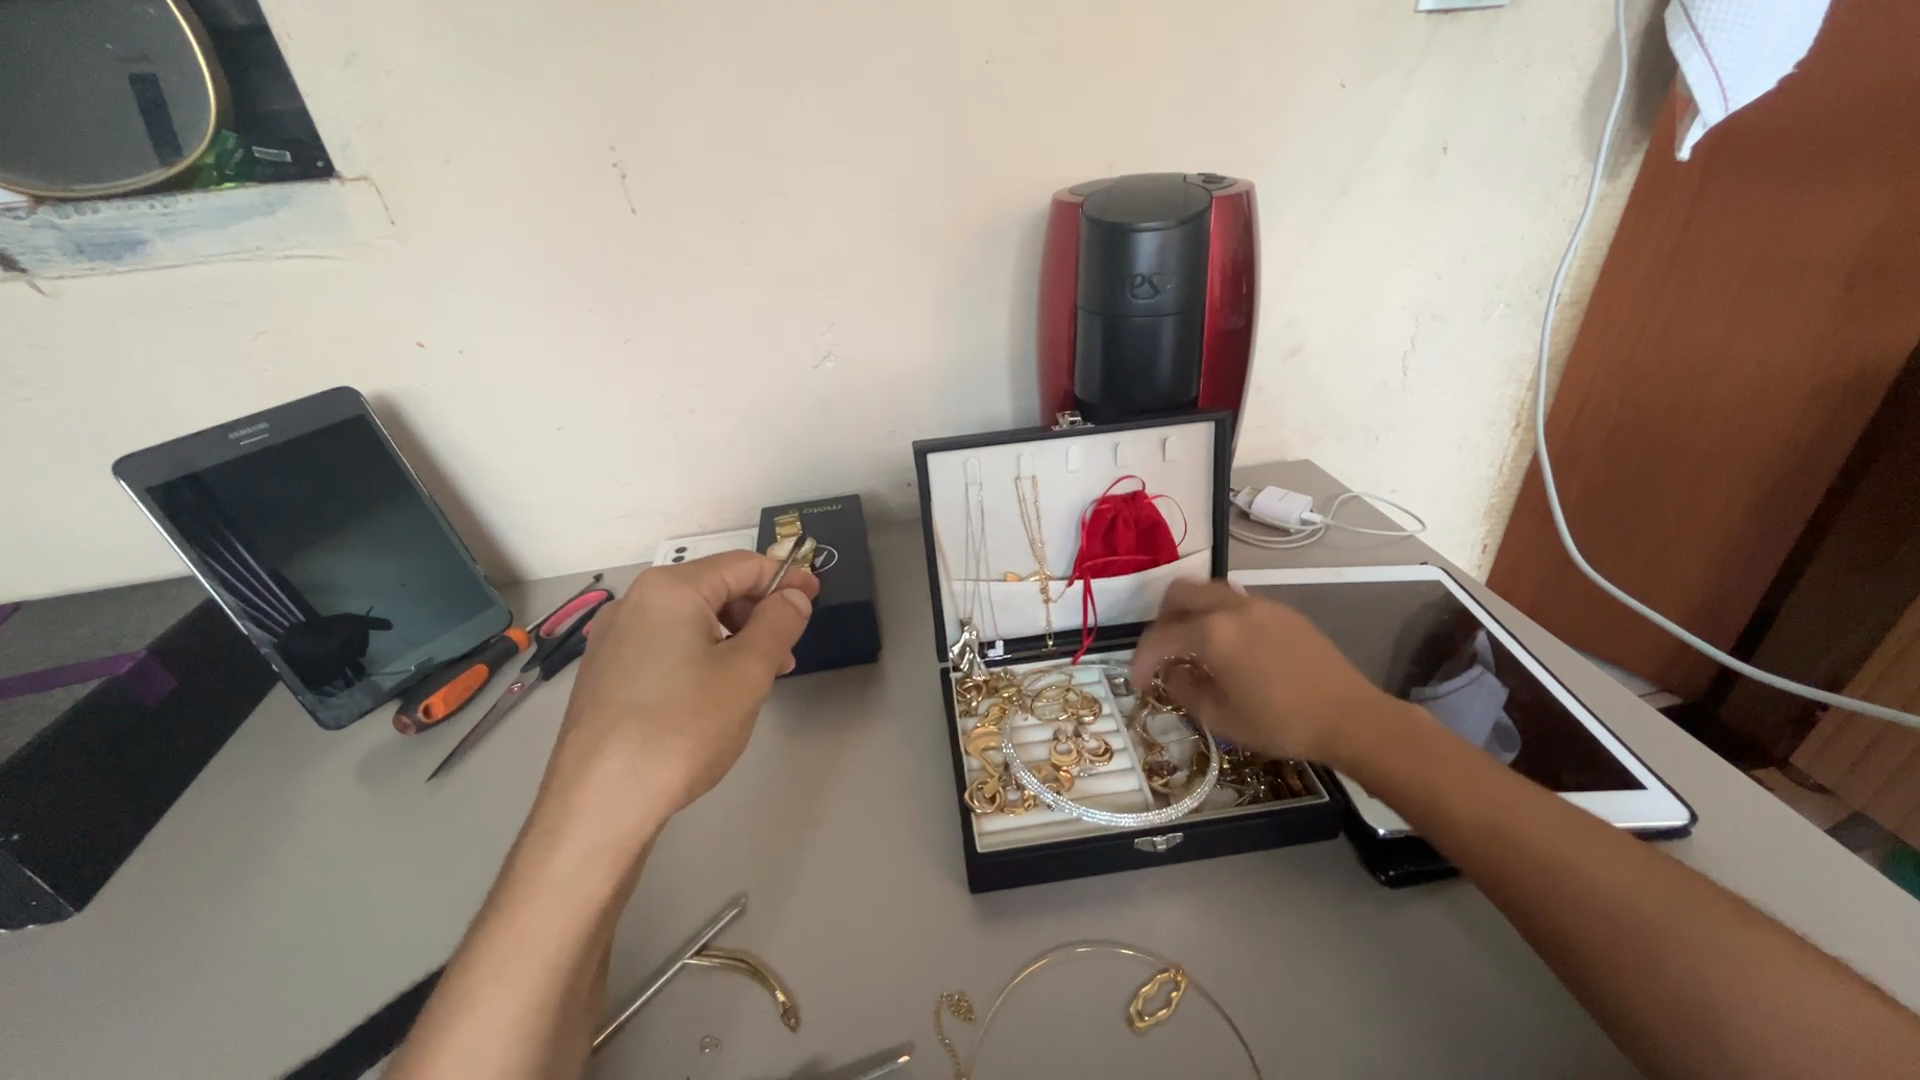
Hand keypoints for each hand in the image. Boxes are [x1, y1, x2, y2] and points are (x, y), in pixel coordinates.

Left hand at [540, 552, 818, 832]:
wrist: (600, 802)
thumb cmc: (682, 728)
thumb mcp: (748, 673)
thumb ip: (778, 624)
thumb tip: (793, 594)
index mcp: (670, 589)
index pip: (741, 565)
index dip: (784, 578)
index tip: (815, 596)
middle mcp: (634, 601)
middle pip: (712, 589)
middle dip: (757, 613)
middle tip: (787, 653)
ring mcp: (613, 638)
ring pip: (689, 621)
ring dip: (732, 638)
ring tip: (755, 681)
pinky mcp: (604, 673)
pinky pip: (664, 646)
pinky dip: (699, 656)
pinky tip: (712, 696)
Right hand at [1129, 580, 1411, 765]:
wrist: (1350, 717)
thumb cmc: (1281, 723)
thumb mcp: (1220, 717)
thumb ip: (1184, 689)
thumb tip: (1170, 673)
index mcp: (1213, 633)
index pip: (1160, 637)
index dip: (1141, 660)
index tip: (1138, 683)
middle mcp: (1233, 607)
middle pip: (1180, 594)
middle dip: (1161, 622)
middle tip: (1162, 653)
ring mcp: (1261, 605)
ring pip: (1209, 592)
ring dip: (1191, 614)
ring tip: (1193, 648)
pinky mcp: (1284, 612)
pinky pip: (1237, 603)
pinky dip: (1219, 618)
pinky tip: (1229, 650)